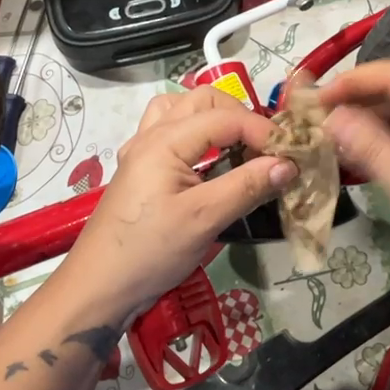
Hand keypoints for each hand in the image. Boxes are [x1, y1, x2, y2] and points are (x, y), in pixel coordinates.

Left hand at [56, 88, 297, 322]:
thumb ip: (247, 186)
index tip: (291, 154)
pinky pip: (169, 131)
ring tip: (238, 145)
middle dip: (240, 116)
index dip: (262, 130)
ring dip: (214, 118)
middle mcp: (151, 135)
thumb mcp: (204, 219)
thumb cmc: (150, 252)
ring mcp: (141, 150)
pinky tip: (208, 161)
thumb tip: (288, 164)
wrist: (98, 288)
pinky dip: (195, 134)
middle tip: (265, 147)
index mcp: (165, 139)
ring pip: (182, 110)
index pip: (225, 118)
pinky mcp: (140, 170)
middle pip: (203, 101)